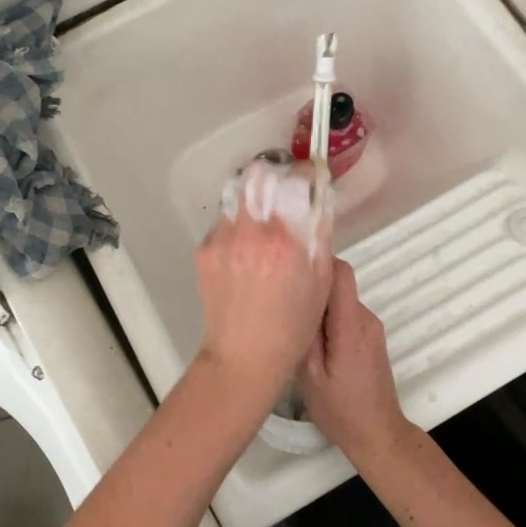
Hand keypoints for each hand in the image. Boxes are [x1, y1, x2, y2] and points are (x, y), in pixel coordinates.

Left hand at [196, 163, 333, 395]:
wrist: (244, 356)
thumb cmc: (292, 324)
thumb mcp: (321, 279)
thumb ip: (319, 233)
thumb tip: (316, 200)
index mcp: (283, 238)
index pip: (294, 180)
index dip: (304, 171)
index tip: (309, 173)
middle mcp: (249, 231)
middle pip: (257, 177)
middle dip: (272, 177)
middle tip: (282, 191)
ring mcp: (222, 239)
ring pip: (237, 199)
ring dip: (252, 202)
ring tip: (262, 227)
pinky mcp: (204, 250)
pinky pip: (223, 225)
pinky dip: (236, 228)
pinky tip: (245, 254)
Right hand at [300, 261, 411, 457]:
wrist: (377, 434)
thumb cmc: (340, 409)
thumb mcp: (310, 375)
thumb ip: (305, 332)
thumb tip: (296, 296)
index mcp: (351, 325)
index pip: (341, 273)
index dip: (318, 261)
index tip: (291, 264)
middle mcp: (365, 319)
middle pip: (337, 286)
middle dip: (310, 290)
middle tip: (282, 302)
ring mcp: (371, 328)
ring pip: (339, 302)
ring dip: (318, 309)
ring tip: (293, 326)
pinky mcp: (370, 337)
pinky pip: (345, 315)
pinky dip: (327, 321)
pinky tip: (311, 341)